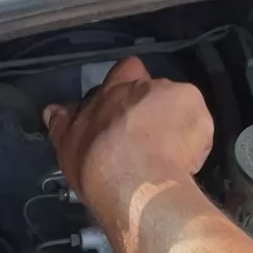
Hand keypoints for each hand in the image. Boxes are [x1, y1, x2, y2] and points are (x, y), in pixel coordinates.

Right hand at [42, 57, 212, 229]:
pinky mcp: (200, 116)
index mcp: (115, 89)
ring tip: (166, 157)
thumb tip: (52, 112)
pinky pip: (200, 128)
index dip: (130, 85)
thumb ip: (62, 124)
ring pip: (180, 109)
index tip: (126, 108)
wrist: (134, 183)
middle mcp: (146, 86)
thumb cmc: (97, 164)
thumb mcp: (68, 146)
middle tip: (146, 140)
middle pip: (155, 91)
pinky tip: (182, 163)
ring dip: (175, 127)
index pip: (125, 69)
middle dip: (153, 111)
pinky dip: (194, 142)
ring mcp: (176, 99)